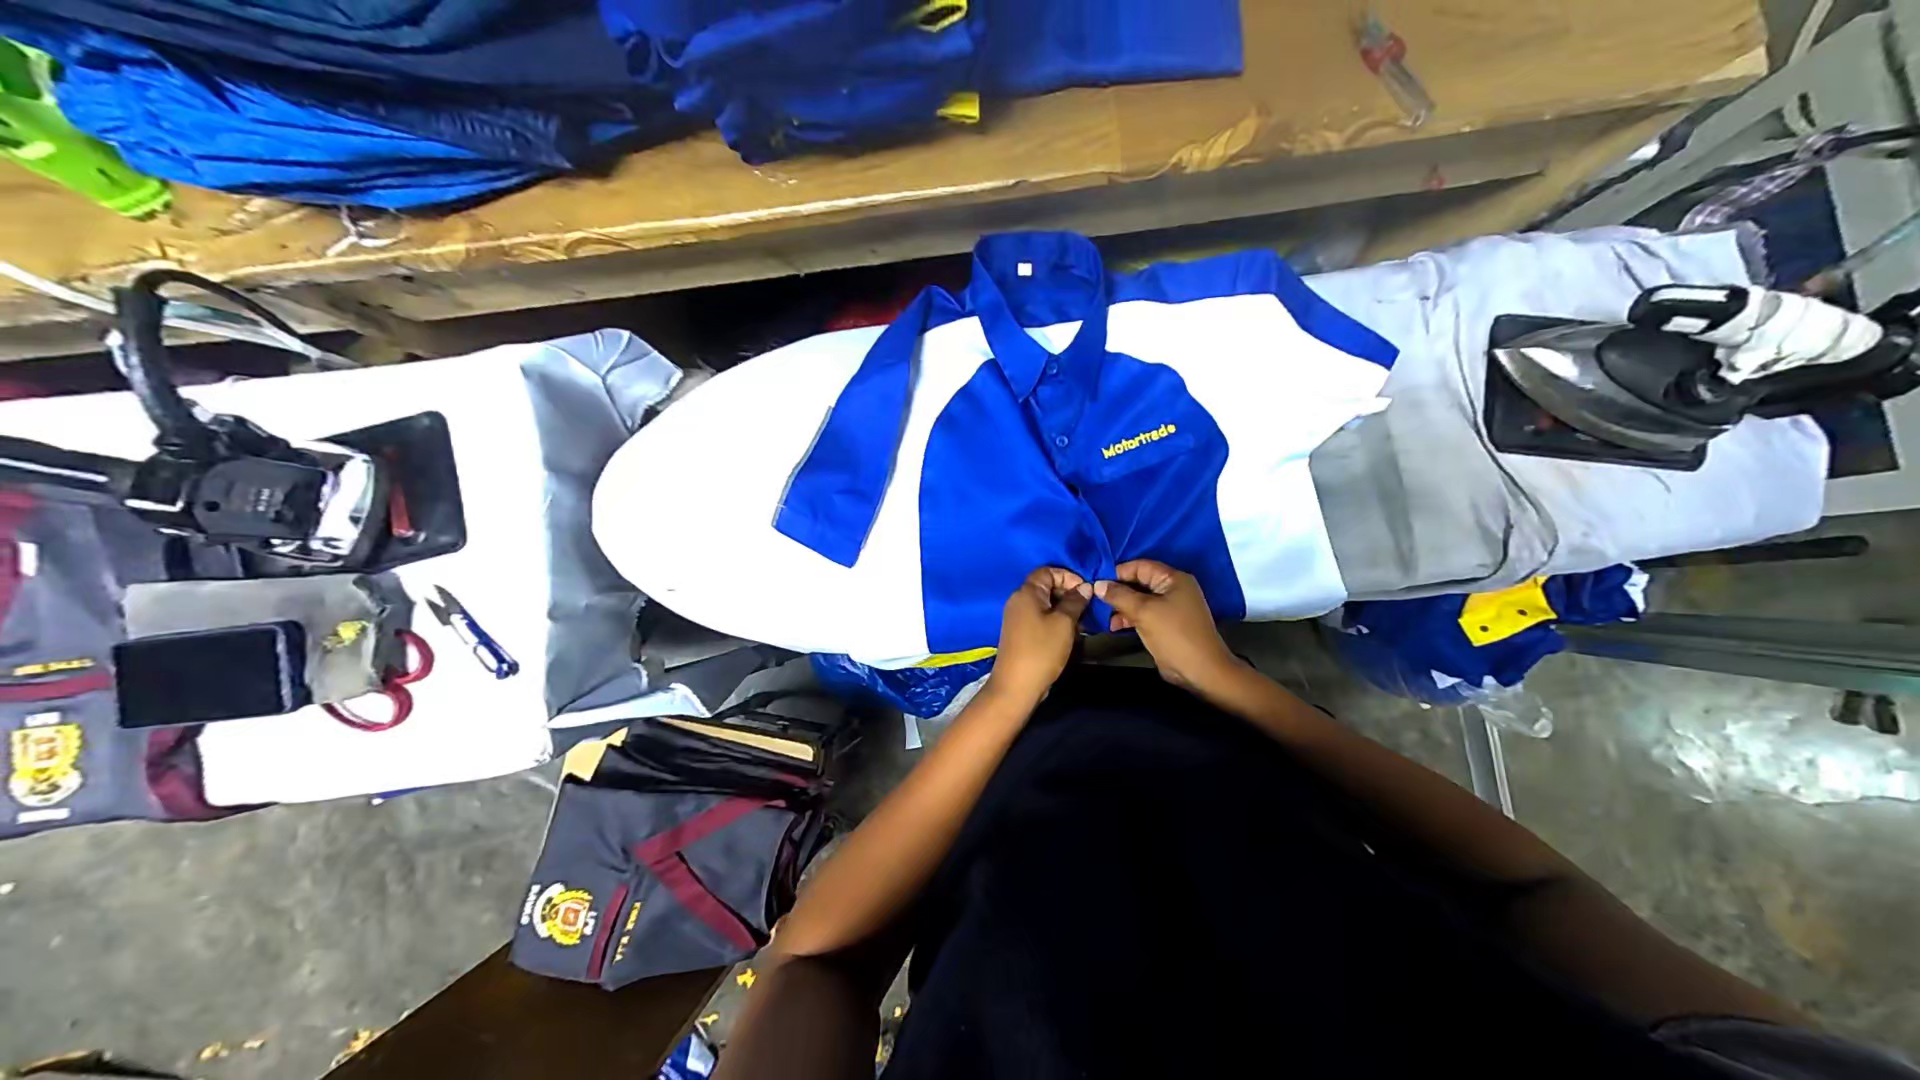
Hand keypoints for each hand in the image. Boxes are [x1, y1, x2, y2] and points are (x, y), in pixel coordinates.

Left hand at [987, 567, 1091, 705]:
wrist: (1017, 685)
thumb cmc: (1042, 650)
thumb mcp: (1064, 623)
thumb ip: (1075, 601)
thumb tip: (1084, 587)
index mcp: (1026, 592)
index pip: (1048, 571)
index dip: (1069, 576)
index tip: (1086, 591)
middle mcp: (1019, 600)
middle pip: (1047, 587)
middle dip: (1069, 594)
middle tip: (1087, 609)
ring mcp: (1018, 617)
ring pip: (1046, 604)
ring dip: (1065, 610)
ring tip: (1082, 624)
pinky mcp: (1021, 632)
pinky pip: (1041, 618)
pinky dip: (1056, 622)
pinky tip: (1070, 634)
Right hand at [1095, 560, 1245, 691]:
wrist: (1200, 670)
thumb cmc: (1174, 635)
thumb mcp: (1144, 612)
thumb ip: (1119, 596)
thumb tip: (1098, 584)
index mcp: (1173, 579)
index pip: (1140, 566)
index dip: (1117, 572)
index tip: (1096, 581)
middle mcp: (1173, 589)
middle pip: (1139, 582)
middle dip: (1118, 590)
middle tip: (1096, 598)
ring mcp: (1170, 607)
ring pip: (1139, 599)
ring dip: (1121, 606)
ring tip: (1104, 616)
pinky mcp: (1166, 623)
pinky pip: (1144, 614)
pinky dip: (1129, 618)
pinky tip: (1115, 626)